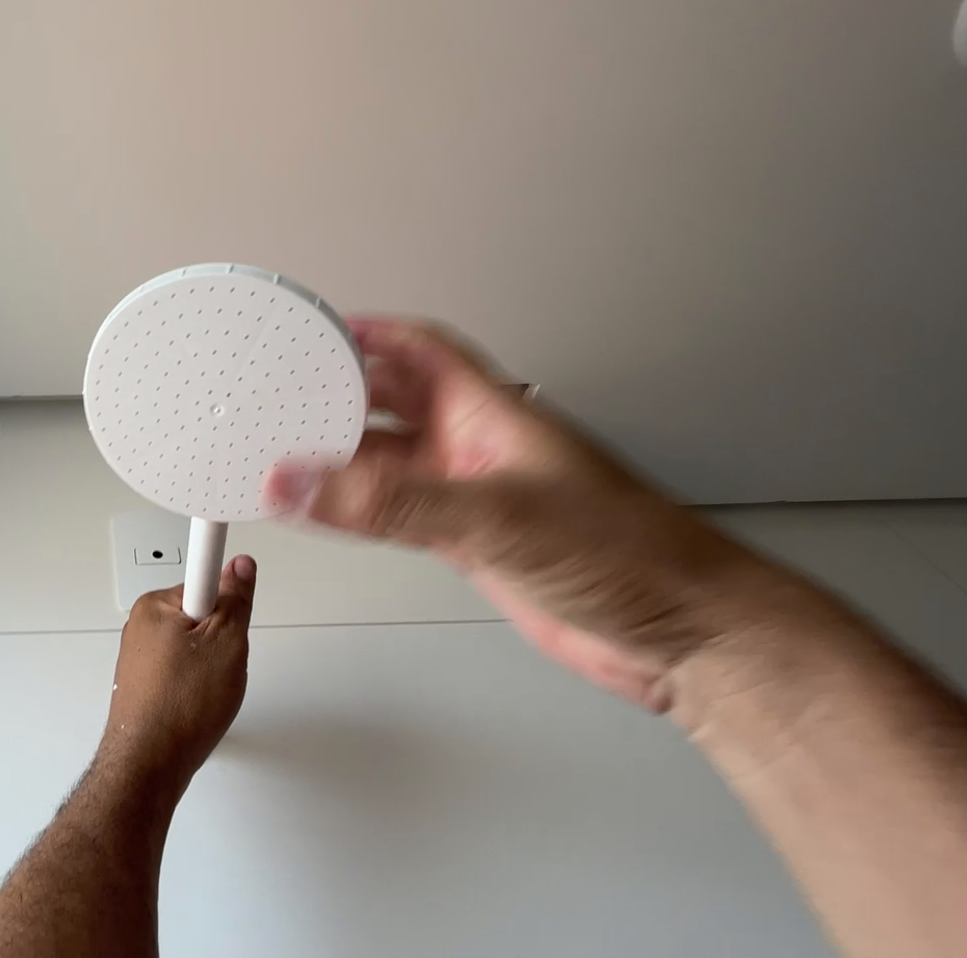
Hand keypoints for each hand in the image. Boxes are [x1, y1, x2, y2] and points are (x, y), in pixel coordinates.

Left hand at [100, 556, 256, 794]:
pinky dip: (193, 681)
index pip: (203, 578)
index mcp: (155, 604)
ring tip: (206, 690)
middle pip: (200, 612)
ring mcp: (139, 653)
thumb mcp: (227, 643)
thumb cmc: (180, 707)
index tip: (237, 595)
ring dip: (209, 663)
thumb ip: (236, 599)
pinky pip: (180, 667)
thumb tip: (239, 565)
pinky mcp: (143, 679)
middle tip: (222, 663)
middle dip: (221, 637)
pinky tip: (195, 702)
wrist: (149, 763)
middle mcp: (141, 623)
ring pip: (192, 643)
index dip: (227, 595)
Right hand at [264, 317, 777, 712]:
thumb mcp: (498, 514)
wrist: (683, 635)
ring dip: (336, 460)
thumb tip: (303, 484)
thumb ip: (391, 501)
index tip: (317, 331)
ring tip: (284, 455)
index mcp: (491, 412)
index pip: (419, 351)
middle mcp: (473, 447)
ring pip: (382, 463)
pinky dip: (349, 511)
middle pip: (390, 403)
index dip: (369, 334)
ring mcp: (466, 495)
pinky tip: (319, 511)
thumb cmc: (632, 553)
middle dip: (338, 395)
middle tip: (283, 396)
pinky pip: (388, 515)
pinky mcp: (464, 541)